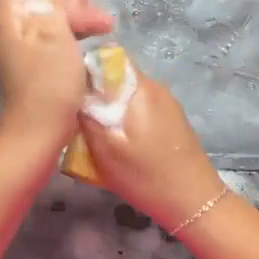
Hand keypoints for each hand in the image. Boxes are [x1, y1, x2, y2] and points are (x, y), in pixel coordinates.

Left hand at [0, 0, 113, 156]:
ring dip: (80, 12)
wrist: (36, 136)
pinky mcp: (36, 57)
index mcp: (9, 10)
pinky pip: (56, 31)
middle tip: (93, 16)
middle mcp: (11, 21)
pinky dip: (75, 30)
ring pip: (54, 8)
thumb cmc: (46, 84)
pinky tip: (95, 40)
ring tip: (104, 29)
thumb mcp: (52, 31)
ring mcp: (23, 40)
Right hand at [76, 75, 227, 231]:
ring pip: (125, 91)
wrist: (193, 202)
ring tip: (89, 126)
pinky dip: (122, 116)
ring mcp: (165, 102)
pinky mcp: (170, 118)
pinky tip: (115, 138)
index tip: (64, 85)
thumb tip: (71, 89)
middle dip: (92, 88)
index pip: (107, 57)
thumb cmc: (145, 175)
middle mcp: (154, 87)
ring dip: (106, 104)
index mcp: (139, 88)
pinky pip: (137, 106)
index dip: (83, 66)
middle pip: (115, 74)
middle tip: (71, 111)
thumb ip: (87, 113)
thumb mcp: (105, 148)